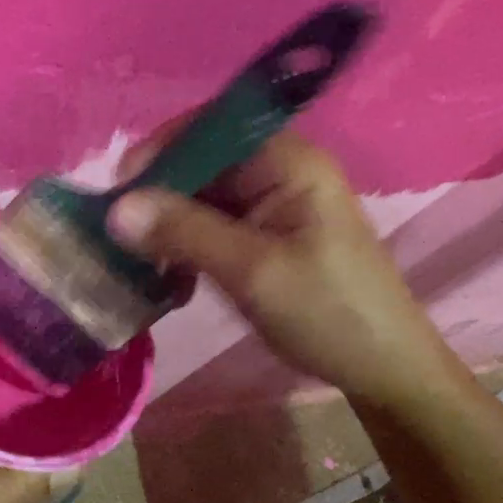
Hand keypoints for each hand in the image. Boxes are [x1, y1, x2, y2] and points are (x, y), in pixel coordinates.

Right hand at [107, 119, 464, 407]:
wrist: (387, 372)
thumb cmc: (329, 313)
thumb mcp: (252, 271)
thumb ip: (184, 231)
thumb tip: (115, 207)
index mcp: (288, 162)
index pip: (209, 130)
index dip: (160, 152)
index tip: (118, 193)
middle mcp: (279, 171)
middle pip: (201, 164)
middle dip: (159, 197)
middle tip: (119, 237)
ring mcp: (274, 205)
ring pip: (201, 199)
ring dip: (169, 228)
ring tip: (141, 265)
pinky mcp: (268, 237)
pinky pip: (213, 227)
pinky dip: (187, 248)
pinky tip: (171, 282)